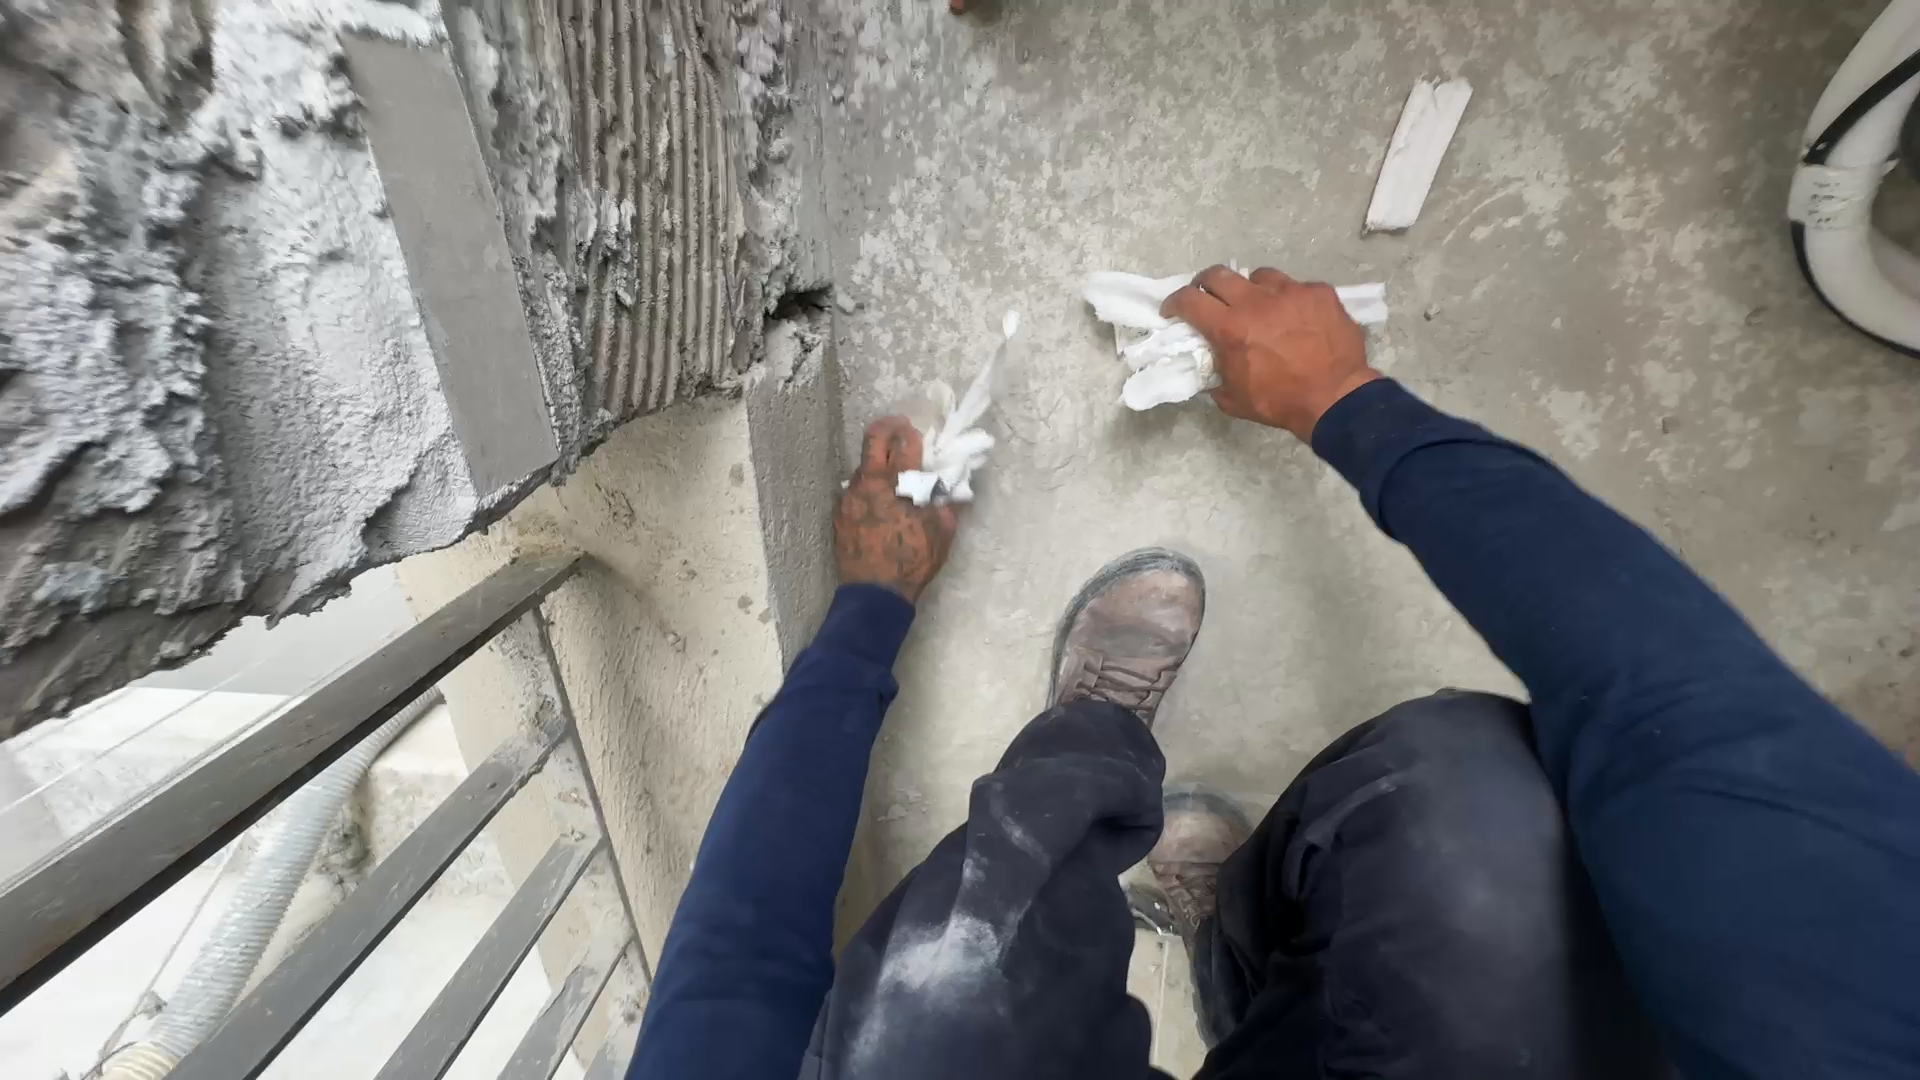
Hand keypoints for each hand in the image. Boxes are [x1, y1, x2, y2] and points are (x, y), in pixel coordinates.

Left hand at [834, 417, 960, 603]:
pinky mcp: (838, 515)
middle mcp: (867, 484)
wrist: (875, 594)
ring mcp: (848, 498)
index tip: (917, 434)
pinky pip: (854, 492)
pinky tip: (877, 505)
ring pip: (862, 468)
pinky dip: (867, 491)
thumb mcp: (942, 534)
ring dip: (877, 466)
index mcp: (894, 485)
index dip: (912, 434)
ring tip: (891, 479)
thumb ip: (947, 505)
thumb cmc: (912, 562)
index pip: (904, 444)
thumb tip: (952, 492)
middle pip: (873, 440)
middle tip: (899, 429)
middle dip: (888, 428)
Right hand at [1162, 265, 1379, 440]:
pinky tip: (1293, 317)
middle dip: (1204, 285)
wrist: (1333, 397)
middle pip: (1217, 274)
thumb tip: (1211, 369)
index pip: (1189, 300)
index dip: (1174, 302)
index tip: (1172, 311)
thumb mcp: (1232, 397)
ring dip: (1249, 288)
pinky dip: (1286, 299)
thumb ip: (1215, 376)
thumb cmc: (1278, 402)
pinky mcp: (1318, 292)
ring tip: (1256, 305)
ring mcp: (1289, 292)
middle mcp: (1255, 302)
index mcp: (1229, 328)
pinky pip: (1294, 287)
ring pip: (1258, 276)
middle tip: (1207, 298)